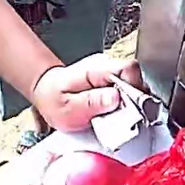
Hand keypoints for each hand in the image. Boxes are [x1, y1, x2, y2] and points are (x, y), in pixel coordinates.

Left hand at [27, 52, 143, 131]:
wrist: (47, 92)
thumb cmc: (55, 100)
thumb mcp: (67, 108)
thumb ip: (91, 103)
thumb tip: (115, 98)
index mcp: (96, 69)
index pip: (129, 69)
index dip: (136, 90)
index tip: (130, 110)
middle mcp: (107, 66)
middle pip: (137, 78)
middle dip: (134, 102)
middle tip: (120, 118)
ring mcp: (112, 72)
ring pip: (135, 86)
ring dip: (130, 105)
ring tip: (114, 117)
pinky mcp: (115, 80)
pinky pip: (129, 91)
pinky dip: (126, 105)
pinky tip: (113, 113)